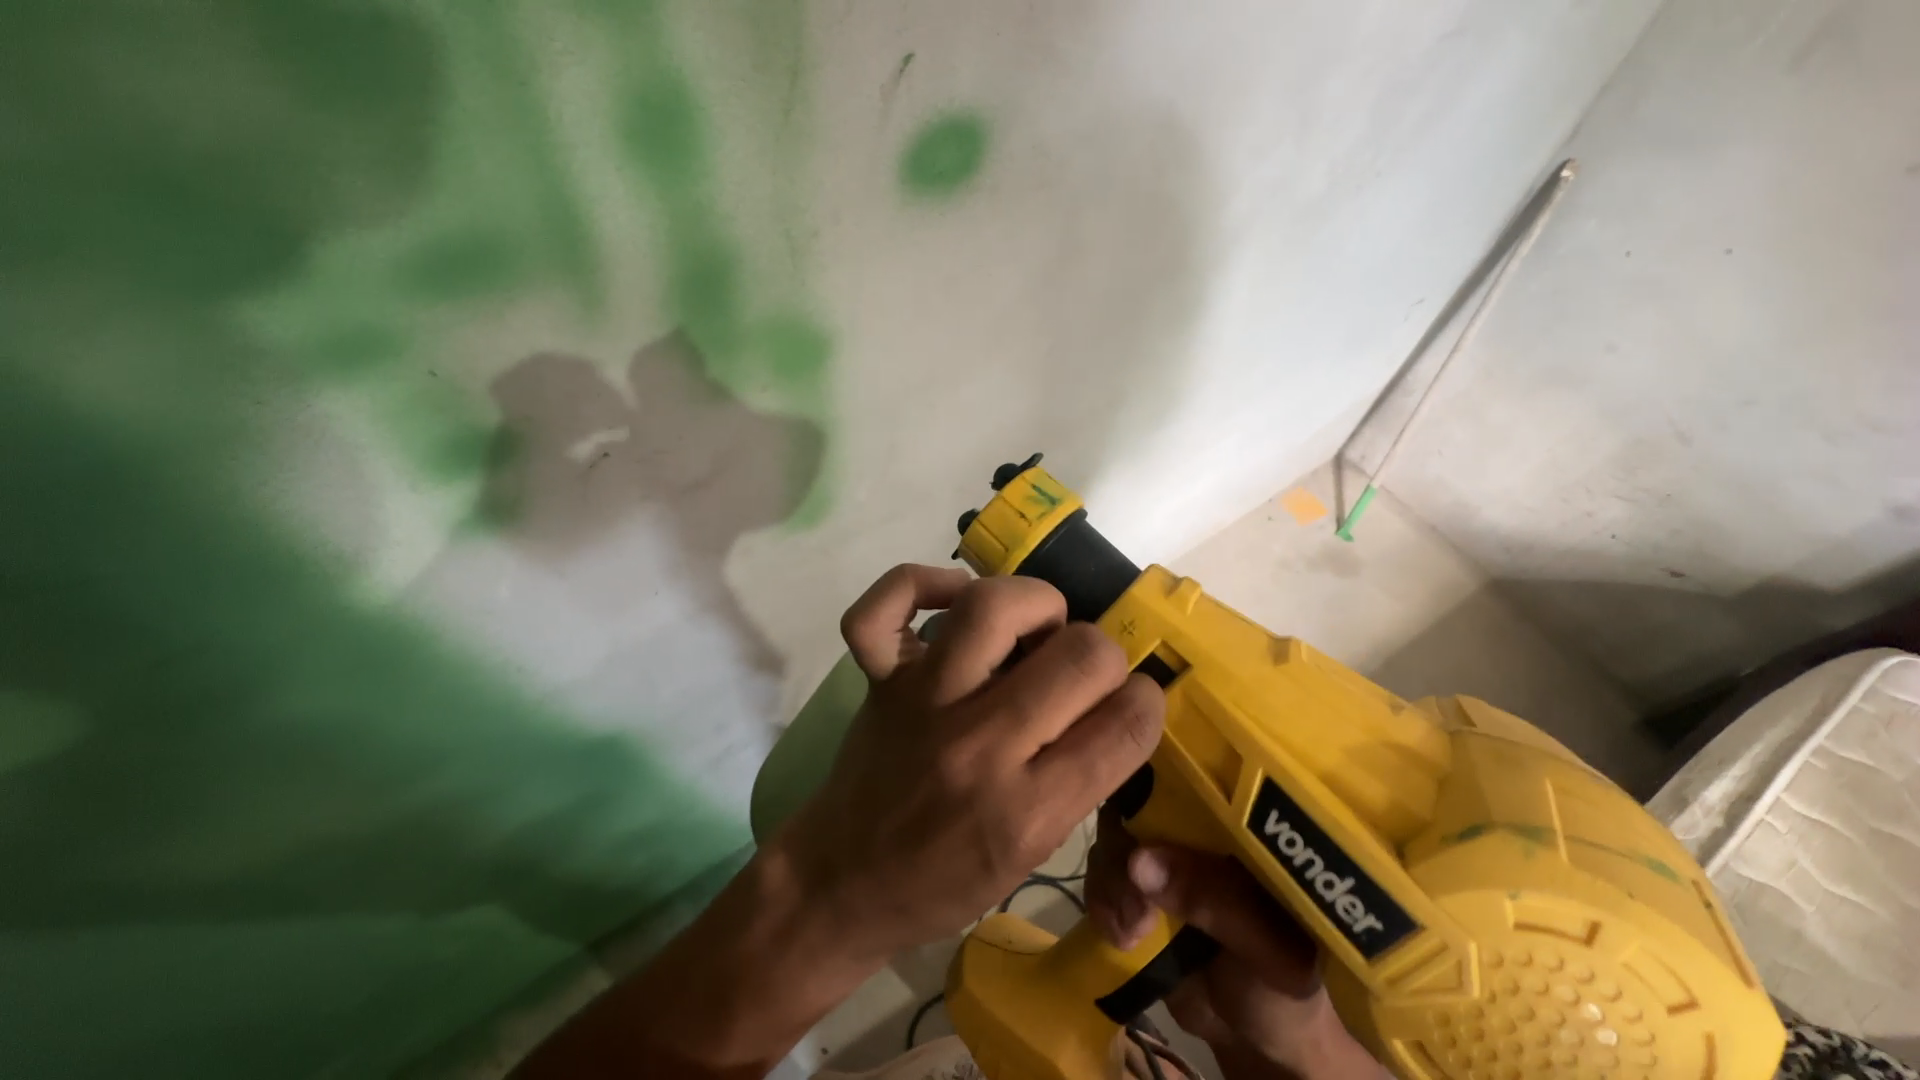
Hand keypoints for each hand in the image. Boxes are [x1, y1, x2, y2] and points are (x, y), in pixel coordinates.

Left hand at [780, 563, 1165, 958]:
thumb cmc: (944, 882)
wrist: (843, 883)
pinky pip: (889, 605)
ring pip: (995, 607)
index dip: (1146, 702)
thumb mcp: (1032, 856)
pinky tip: (956, 599)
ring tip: (1038, 630)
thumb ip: (1081, 780)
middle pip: (1081, 655)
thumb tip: (1117, 705)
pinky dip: (924, 583)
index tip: (1132, 704)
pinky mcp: (882, 678)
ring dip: (1036, 605)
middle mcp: (978, 745)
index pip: (1125, 724)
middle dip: (1105, 657)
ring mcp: (923, 701)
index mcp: (1027, 810)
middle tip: (1084, 677)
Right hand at [1085, 812, 1384, 1079]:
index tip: (1138, 824)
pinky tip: (1120, 937)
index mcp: (1245, 829)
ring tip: (1129, 934)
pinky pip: (1102, 874)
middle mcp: (1202, 831)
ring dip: (1111, 884)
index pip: (1199, 779)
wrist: (1256, 1045)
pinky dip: (1101, 901)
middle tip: (1133, 908)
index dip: (1159, 785)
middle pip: (1142, 802)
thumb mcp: (1269, 951)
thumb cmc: (1285, 994)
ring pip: (1115, 838)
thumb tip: (1138, 861)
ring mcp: (1166, 859)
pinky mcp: (1137, 890)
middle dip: (1125, 850)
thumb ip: (1215, 903)